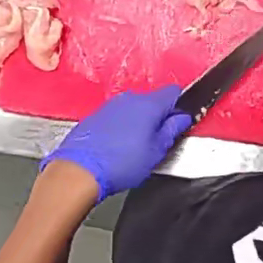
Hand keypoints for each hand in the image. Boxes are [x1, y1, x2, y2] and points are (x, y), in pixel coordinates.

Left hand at [42, 86, 192, 200]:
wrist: (80, 170)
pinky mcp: (96, 116)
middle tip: (158, 143)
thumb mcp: (157, 150)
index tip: (179, 122)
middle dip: (158, 118)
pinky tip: (118, 149)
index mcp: (148, 104)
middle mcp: (129, 99)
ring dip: (139, 124)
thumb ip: (172, 130)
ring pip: (133, 109)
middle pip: (152, 101)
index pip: (173, 92)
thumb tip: (182, 118)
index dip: (180, 106)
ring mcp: (110, 106)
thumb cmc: (120, 163)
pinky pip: (117, 117)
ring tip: (136, 150)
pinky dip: (121, 128)